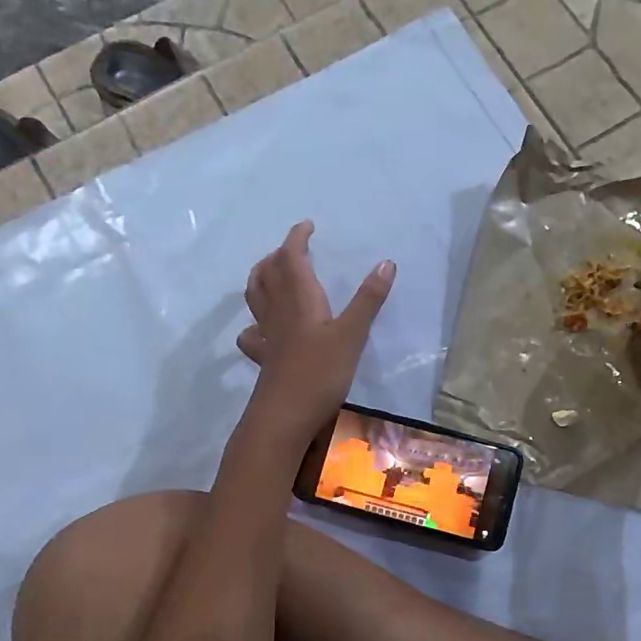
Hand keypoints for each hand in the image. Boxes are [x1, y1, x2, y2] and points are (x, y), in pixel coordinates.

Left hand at [237, 220, 395, 435]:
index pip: (291, 258)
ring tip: (271, 273)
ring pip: (256, 298)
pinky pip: (254, 334)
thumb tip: (386, 262)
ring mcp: (268, 336)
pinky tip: (263, 329)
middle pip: (268, 273)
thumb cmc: (321, 372)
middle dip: (278, 255)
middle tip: (293, 249)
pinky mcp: (265, 359)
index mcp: (300, 299)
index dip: (296, 239)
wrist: (286, 415)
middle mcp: (279, 312)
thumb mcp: (352, 334)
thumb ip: (368, 299)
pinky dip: (255, 323)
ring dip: (261, 278)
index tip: (307, 226)